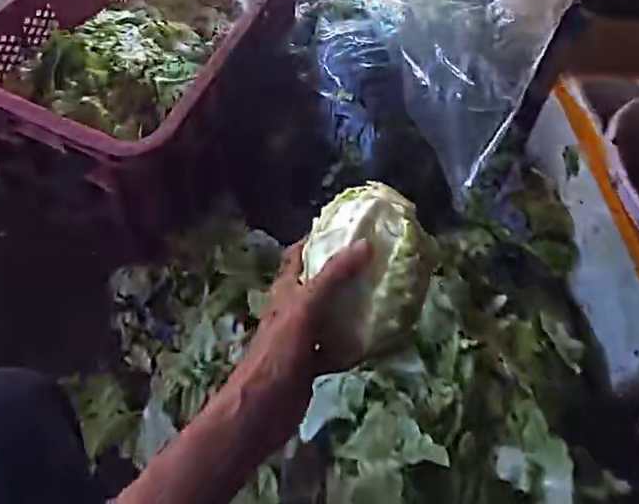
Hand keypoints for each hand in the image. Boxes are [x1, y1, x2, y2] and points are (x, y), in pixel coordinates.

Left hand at [231, 239, 374, 404]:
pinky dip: (350, 345)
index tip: (344, 229)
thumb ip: (333, 276)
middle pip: (318, 284)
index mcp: (286, 289)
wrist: (261, 409)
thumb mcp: (306, 306)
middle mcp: (292, 309)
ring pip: (328, 315)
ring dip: (348, 308)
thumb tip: (364, 244)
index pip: (298, 254)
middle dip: (341, 273)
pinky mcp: (309, 364)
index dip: (315, 239)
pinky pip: (334, 348)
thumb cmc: (278, 351)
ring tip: (378, 296)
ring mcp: (301, 337)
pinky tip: (371, 342)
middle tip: (371, 262)